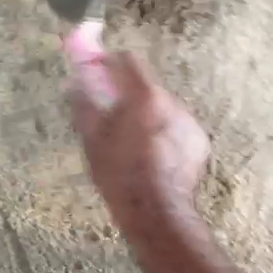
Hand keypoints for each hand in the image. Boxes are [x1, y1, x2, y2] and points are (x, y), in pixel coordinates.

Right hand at [66, 51, 211, 239]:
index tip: (95, 71)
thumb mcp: (92, 139)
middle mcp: (172, 102)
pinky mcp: (200, 142)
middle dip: (126, 96)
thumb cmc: (119, 174)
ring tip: (129, 143)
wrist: (156, 211)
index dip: (108, 62)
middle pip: (145, 86)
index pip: (127, 60)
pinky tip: (150, 158)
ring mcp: (190, 122)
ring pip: (161, 108)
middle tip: (109, 117)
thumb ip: (83, 104)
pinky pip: (176, 128)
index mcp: (145, 96)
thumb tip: (72, 82)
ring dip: (145, 116)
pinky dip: (162, 135)